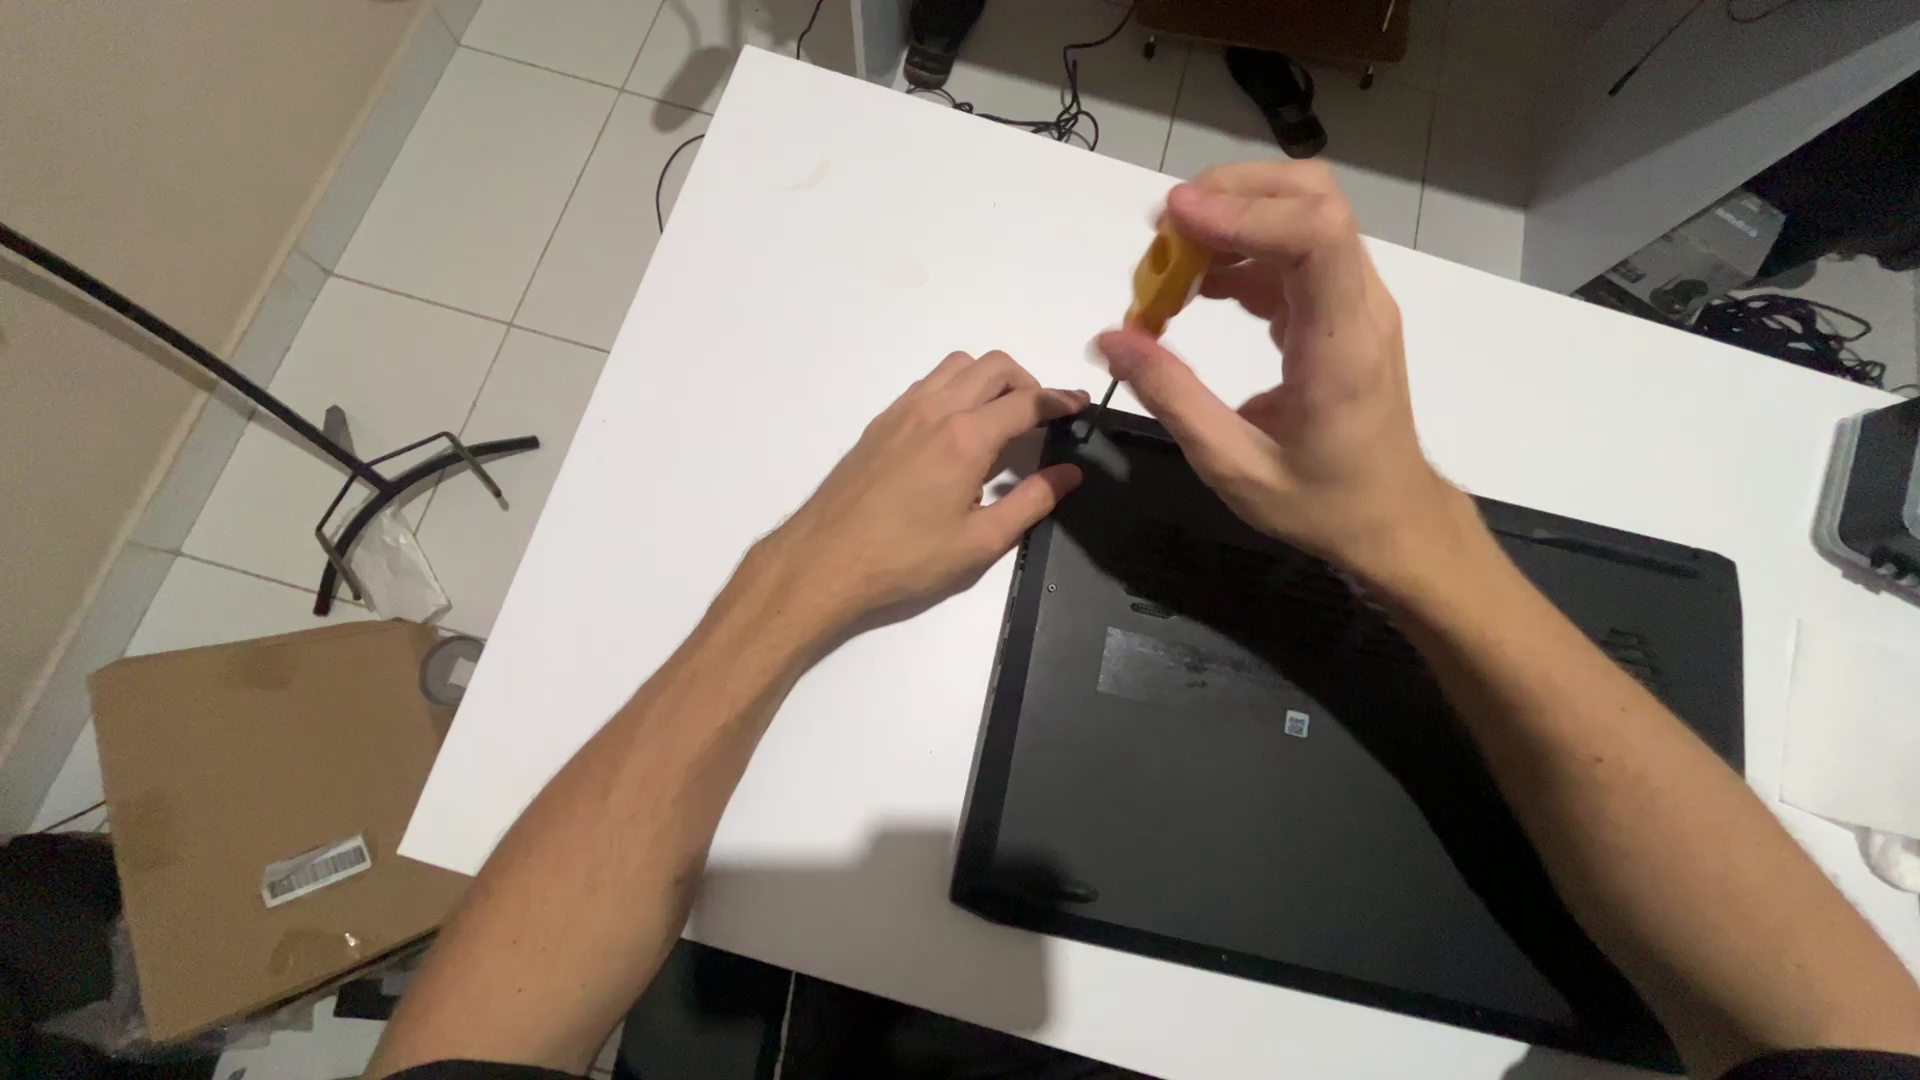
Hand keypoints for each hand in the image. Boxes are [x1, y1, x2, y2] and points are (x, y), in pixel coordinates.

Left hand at [761, 351, 1087, 622]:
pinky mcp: (881, 421)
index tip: (1081, 405)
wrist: (826, 559)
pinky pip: (928, 383)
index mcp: (966, 437)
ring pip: (958, 365)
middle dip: (1027, 382)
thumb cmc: (906, 558)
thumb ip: (1031, 501)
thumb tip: (1069, 473)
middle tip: (1040, 417)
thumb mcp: (979, 542)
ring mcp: (903, 410)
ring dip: (989, 379)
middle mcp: (936, 409)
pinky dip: (955, 387)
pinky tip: (956, 429)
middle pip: (994, 366)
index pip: (1027, 401)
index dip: (1061, 400)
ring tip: (999, 418)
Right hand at [1096, 163, 1469, 587]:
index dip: (1241, 211)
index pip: (1314, 235)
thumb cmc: (1318, 502)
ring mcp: (1353, 302)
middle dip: (1230, 197)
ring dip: (1229, 222)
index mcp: (1340, 345)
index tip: (1171, 218)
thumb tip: (1110, 339)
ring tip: (1166, 269)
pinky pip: (1293, 253)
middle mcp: (1358, 305)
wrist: (1389, 519)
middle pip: (1312, 199)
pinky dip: (1239, 253)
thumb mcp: (1231, 463)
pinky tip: (1196, 291)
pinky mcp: (1338, 311)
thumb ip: (1170, 397)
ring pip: (1302, 215)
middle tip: (1162, 236)